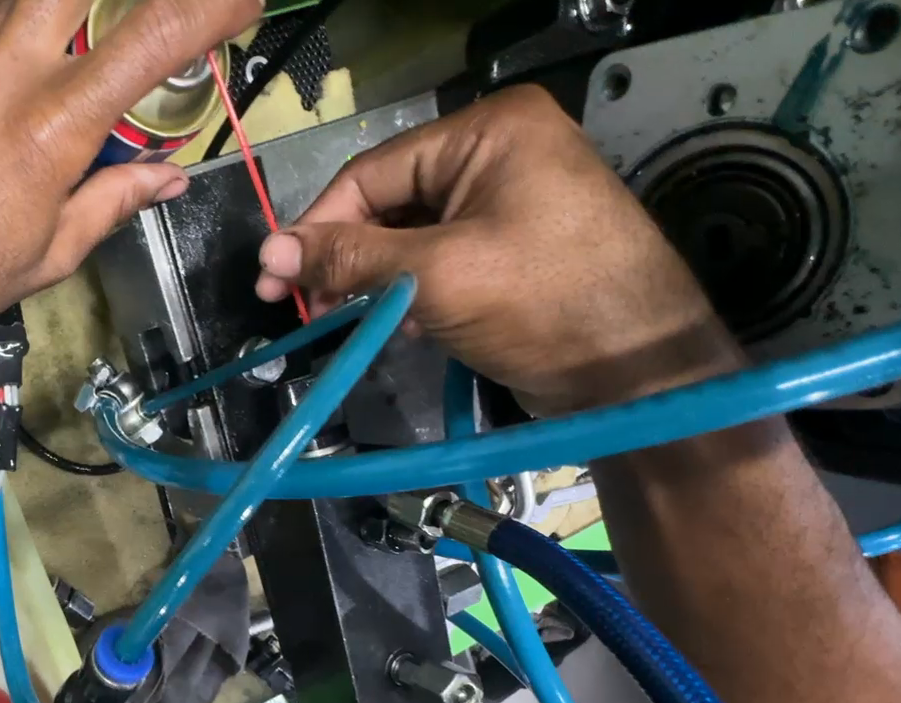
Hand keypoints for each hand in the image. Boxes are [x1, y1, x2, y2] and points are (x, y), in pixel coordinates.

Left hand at [0, 0, 262, 362]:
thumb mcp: (55, 251)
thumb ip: (116, 198)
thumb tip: (169, 178)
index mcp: (50, 131)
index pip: (149, 40)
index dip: (208, 9)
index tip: (239, 2)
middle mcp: (1, 75)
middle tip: (134, 25)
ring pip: (23, 1)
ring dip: (60, 17)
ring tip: (67, 71)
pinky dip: (9, 46)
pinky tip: (7, 97)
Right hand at [253, 86, 739, 414]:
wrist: (634, 372)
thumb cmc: (541, 303)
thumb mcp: (435, 275)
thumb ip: (349, 259)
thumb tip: (267, 253)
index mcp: (488, 132)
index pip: (372, 173)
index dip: (317, 226)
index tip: (276, 278)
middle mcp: (494, 156)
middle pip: (386, 207)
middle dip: (346, 261)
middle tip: (304, 308)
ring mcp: (502, 206)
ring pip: (404, 241)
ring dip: (374, 284)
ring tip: (356, 323)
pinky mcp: (504, 253)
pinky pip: (432, 265)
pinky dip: (406, 296)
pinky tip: (402, 327)